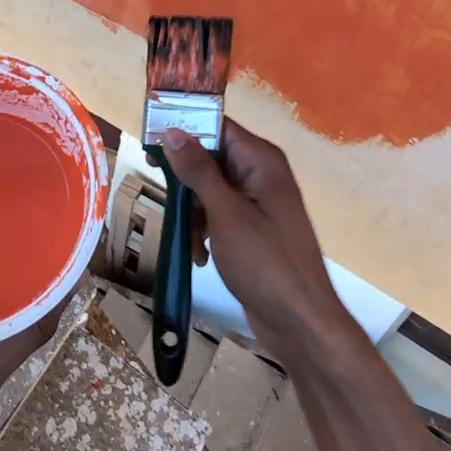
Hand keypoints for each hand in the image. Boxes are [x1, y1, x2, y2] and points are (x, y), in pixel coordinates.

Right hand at [158, 120, 351, 354]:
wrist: (300, 323)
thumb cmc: (266, 263)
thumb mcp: (226, 214)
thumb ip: (198, 170)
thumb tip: (172, 130)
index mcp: (260, 160)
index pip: (216, 127)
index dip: (184, 132)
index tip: (151, 147)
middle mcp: (260, 173)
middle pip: (209, 158)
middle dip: (186, 183)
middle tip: (167, 201)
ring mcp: (257, 202)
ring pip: (209, 189)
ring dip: (192, 213)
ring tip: (192, 242)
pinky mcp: (251, 228)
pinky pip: (217, 215)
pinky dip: (204, 231)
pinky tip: (200, 256)